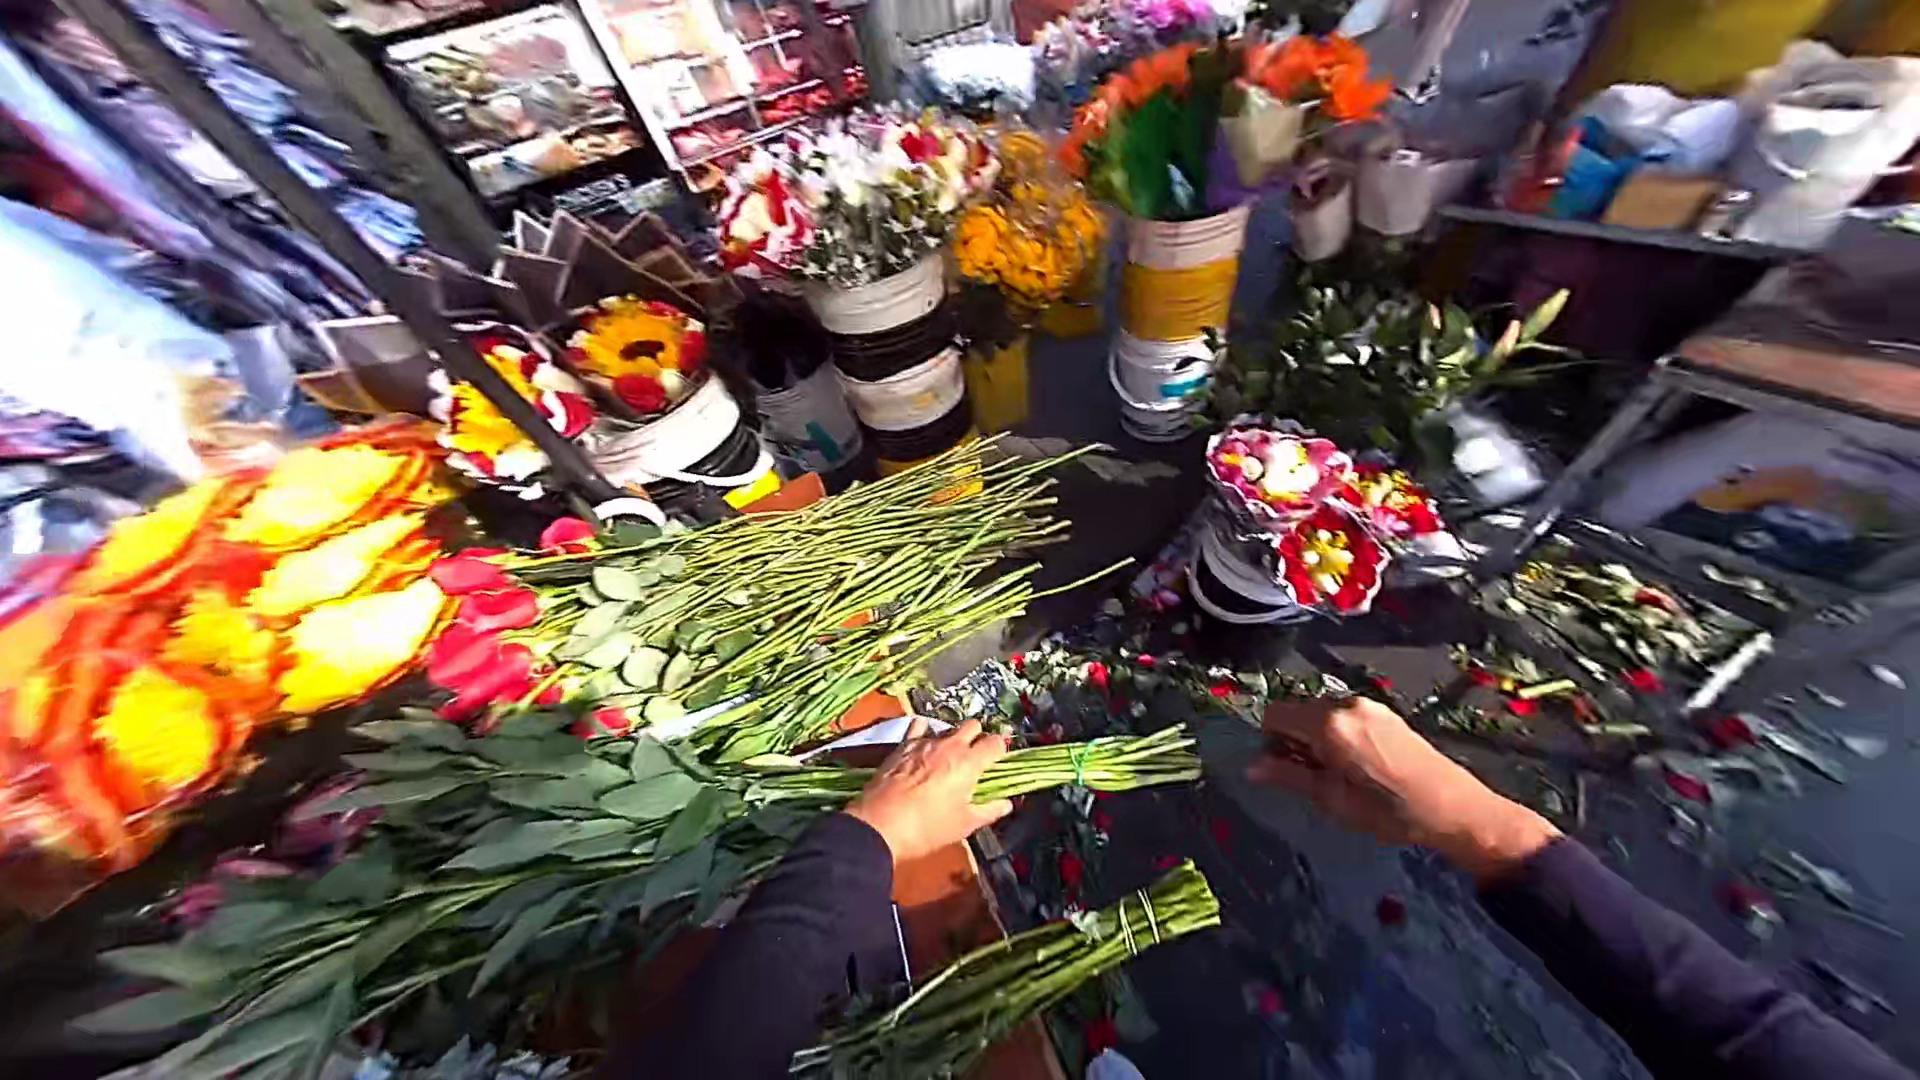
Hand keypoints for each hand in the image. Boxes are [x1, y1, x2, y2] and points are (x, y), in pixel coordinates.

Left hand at [844, 717, 1013, 864]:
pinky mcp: (903, 744)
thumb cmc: (927, 828)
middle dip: (978, 736)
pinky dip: (925, 732)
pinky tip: (923, 743)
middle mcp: (950, 745)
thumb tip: (1007, 803)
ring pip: (947, 727)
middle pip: (972, 725)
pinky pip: (918, 727)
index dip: (1001, 748)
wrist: (880, 825)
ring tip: (948, 755)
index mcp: (970, 762)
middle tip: (975, 756)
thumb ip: (989, 810)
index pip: (995, 743)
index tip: (999, 758)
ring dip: (952, 737)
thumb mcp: (963, 825)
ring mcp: (925, 741)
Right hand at [1248, 697, 1559, 881]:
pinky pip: (1341, 713)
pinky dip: (1336, 731)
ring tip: (1338, 769)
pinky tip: (1357, 759)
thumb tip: (1251, 767)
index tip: (1284, 766)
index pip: (1273, 715)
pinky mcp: (1382, 710)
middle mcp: (1343, 705)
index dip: (1270, 741)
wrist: (1461, 811)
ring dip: (1315, 734)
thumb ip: (1289, 777)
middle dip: (1293, 737)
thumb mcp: (1333, 800)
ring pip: (1317, 712)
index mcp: (1327, 725)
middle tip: (1312, 772)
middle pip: (1295, 711)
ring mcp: (1365, 705)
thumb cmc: (1391, 812)